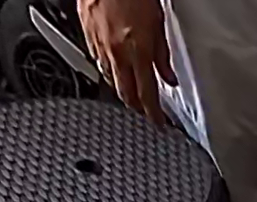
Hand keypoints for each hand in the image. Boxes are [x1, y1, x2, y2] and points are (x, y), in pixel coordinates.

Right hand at [76, 0, 174, 124]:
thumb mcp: (158, 21)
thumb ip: (163, 55)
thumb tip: (169, 77)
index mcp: (138, 52)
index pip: (148, 97)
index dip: (154, 115)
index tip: (159, 124)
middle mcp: (118, 54)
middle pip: (127, 95)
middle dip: (137, 108)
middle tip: (145, 112)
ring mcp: (100, 45)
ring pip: (111, 81)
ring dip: (122, 90)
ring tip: (131, 92)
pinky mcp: (87, 34)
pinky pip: (98, 62)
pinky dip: (108, 70)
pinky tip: (114, 69)